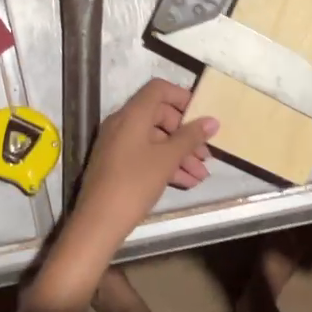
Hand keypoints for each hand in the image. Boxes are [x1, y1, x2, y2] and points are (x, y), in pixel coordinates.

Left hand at [70, 78, 218, 245]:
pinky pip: (146, 155)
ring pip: (155, 140)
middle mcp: (122, 124)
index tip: (202, 115)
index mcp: (132, 115)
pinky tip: (186, 183)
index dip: (182, 97)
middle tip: (205, 155)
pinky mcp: (117, 164)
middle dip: (186, 135)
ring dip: (180, 155)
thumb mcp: (167, 159)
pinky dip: (165, 165)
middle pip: (160, 116)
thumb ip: (190, 137)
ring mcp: (118, 145)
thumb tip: (212, 121)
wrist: (99, 221)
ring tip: (200, 175)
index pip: (159, 89)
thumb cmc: (135, 183)